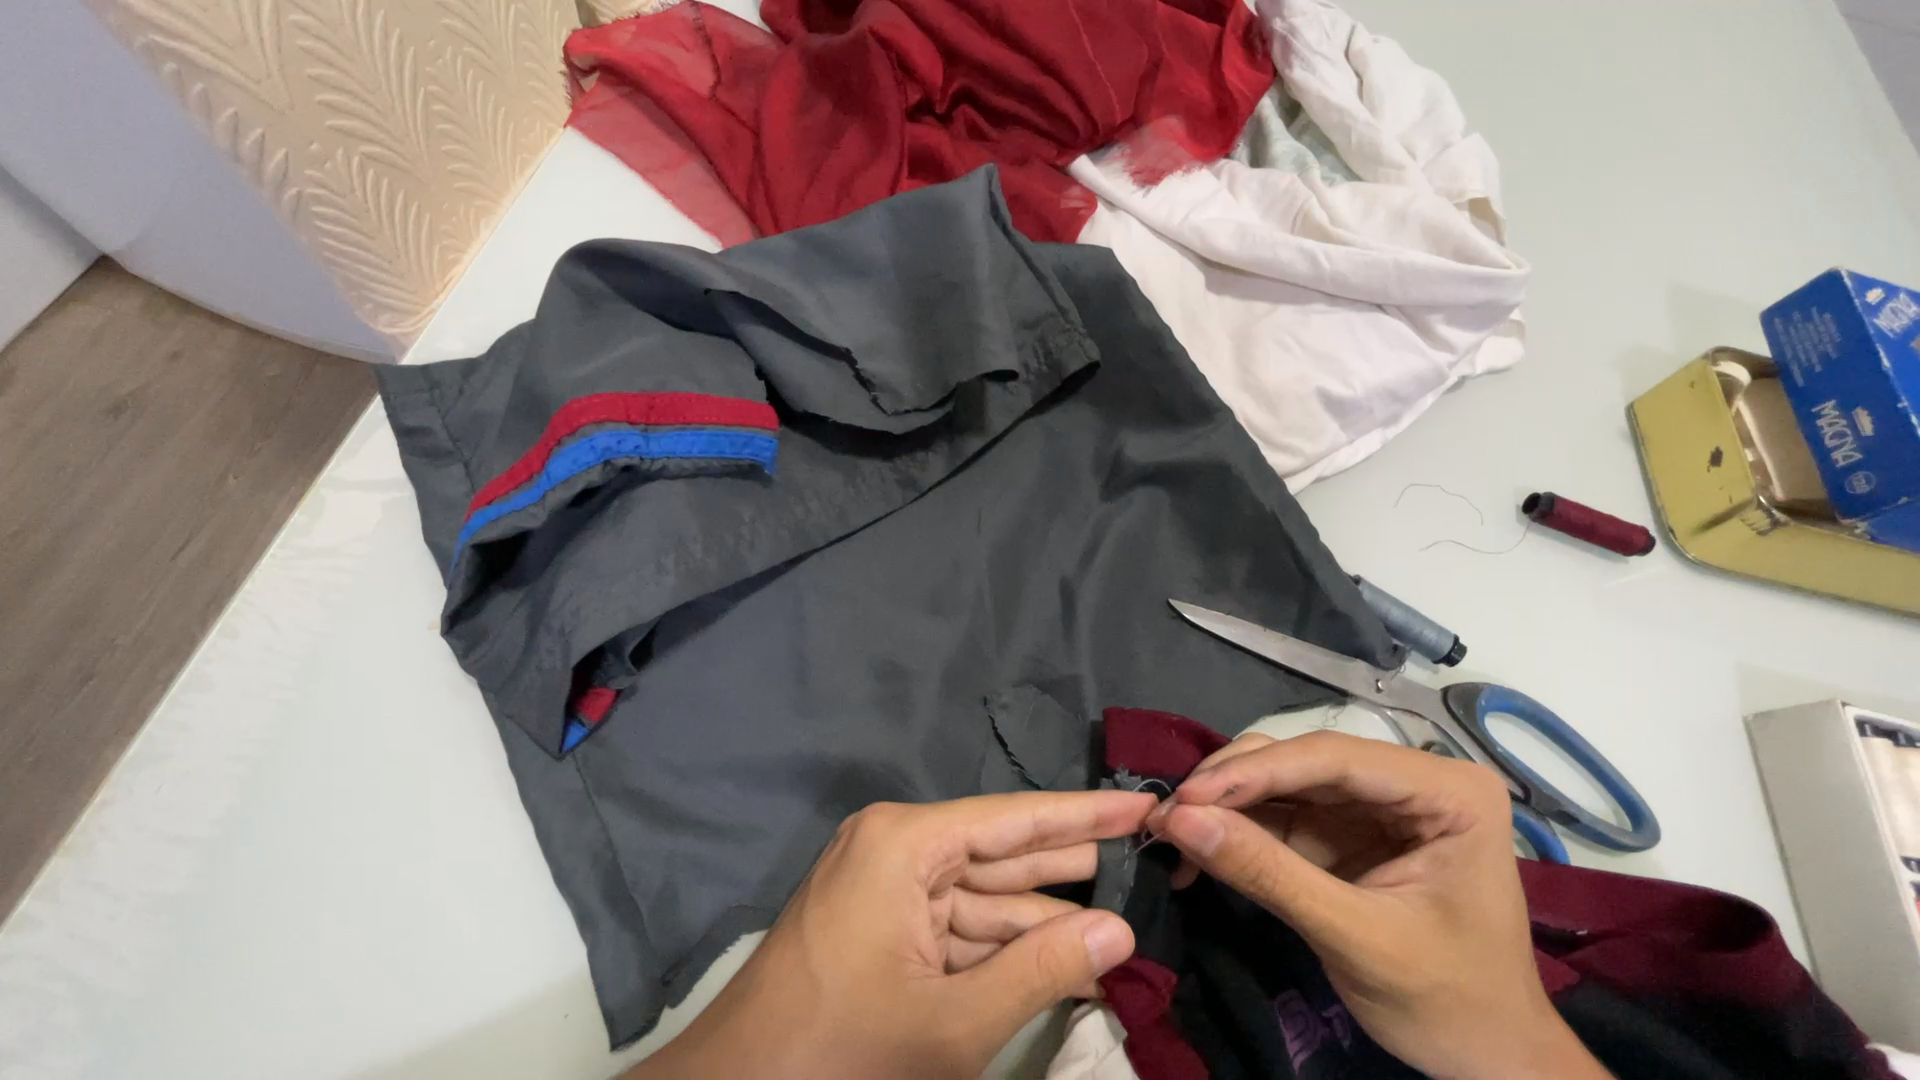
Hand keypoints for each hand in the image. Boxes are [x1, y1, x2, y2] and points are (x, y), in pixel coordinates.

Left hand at [628, 790, 1156, 1079]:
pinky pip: (955, 924)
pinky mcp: (880, 921)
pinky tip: (1062, 955)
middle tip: (1148, 851)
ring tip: (1123, 914)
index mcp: (906, 842)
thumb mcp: (954, 1021)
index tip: (1142, 801)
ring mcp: (885, 883)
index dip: (1085, 813)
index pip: (1015, 818)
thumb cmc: (843, 1048)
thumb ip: (1041, 971)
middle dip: (1073, 864)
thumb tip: (1120, 932)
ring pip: (981, 894)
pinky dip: (1002, 945)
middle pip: (1002, 851)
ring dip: (1043, 916)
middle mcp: (896, 846)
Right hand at [1149, 731, 1610, 1079]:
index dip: (1251, 772)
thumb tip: (1178, 820)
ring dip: (1223, 804)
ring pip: (1281, 780)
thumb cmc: (1447, 1003)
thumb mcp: (1357, 939)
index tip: (1184, 798)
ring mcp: (1374, 804)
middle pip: (1300, 760)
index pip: (1332, 758)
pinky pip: (1279, 812)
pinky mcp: (1345, 830)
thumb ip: (1269, 874)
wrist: (1487, 1061)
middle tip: (1166, 817)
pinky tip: (1197, 847)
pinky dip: (1235, 829)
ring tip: (1171, 832)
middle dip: (1230, 787)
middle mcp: (1409, 780)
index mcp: (1445, 791)